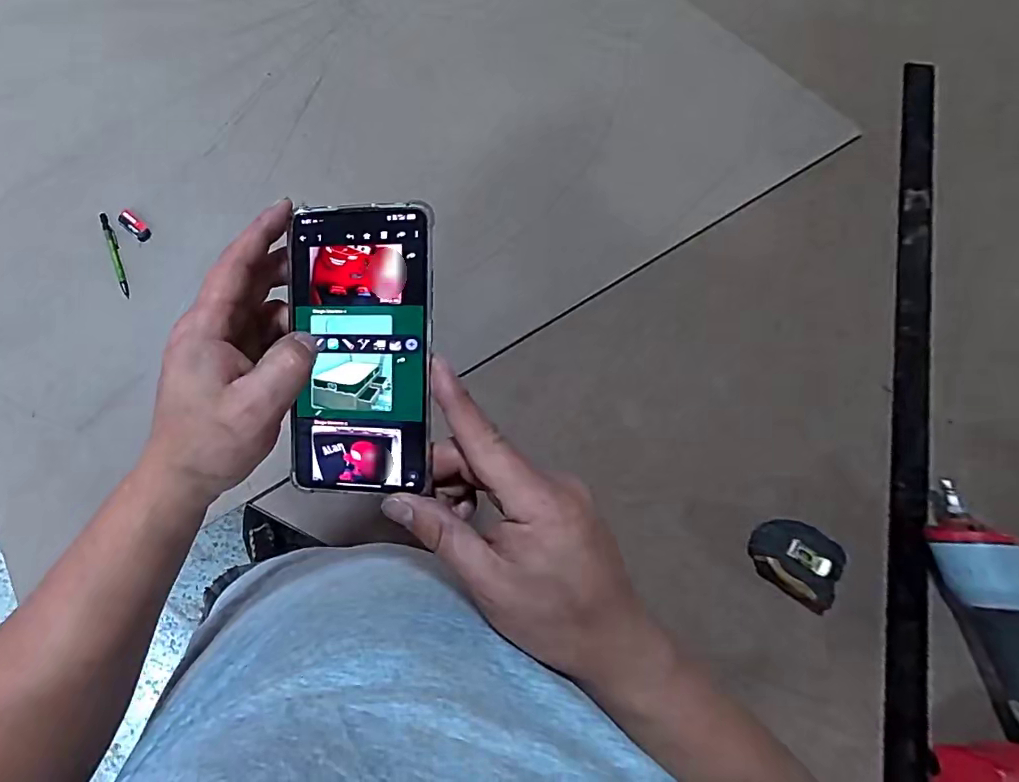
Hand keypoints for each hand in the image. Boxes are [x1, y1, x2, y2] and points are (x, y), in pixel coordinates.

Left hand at [142, 200, 316, 507]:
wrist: (179, 476)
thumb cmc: (208, 441)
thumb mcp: (255, 407)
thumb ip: (288, 367)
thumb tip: (309, 337)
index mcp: (205, 328)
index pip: (234, 269)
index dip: (259, 235)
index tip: (284, 209)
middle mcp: (207, 329)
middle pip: (245, 284)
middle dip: (279, 263)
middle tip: (320, 252)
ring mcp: (214, 347)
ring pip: (253, 309)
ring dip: (285, 300)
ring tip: (323, 297)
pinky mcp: (224, 365)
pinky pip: (256, 335)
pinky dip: (281, 331)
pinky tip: (307, 337)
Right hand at [382, 358, 665, 687]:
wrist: (623, 654)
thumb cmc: (558, 623)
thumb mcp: (489, 582)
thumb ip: (440, 532)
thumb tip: (395, 500)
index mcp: (540, 500)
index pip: (486, 439)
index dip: (457, 400)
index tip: (437, 364)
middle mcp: (552, 484)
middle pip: (477, 457)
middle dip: (440, 473)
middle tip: (415, 503)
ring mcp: (557, 491)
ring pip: (487, 469)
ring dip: (457, 488)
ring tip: (449, 524)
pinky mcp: (556, 501)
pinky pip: (502, 482)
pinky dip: (476, 495)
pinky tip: (470, 523)